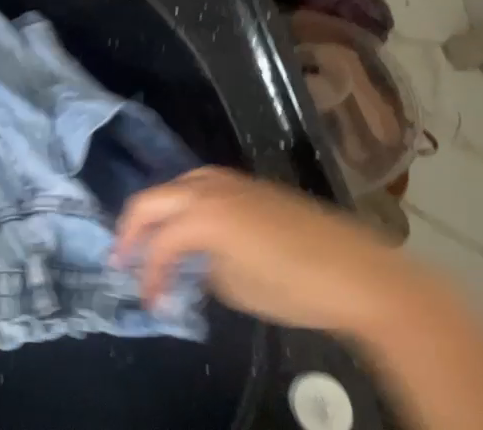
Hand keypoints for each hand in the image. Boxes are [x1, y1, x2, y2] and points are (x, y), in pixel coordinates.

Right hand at [113, 166, 434, 338]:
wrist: (360, 273)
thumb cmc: (297, 287)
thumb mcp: (237, 288)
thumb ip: (201, 271)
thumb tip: (191, 267)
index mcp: (201, 214)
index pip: (158, 243)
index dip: (146, 274)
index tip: (147, 301)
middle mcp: (208, 187)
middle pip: (151, 200)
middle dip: (132, 230)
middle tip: (122, 258)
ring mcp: (231, 182)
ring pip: (175, 187)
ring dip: (159, 212)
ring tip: (153, 241)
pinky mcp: (251, 187)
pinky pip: (202, 187)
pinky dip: (185, 205)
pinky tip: (190, 227)